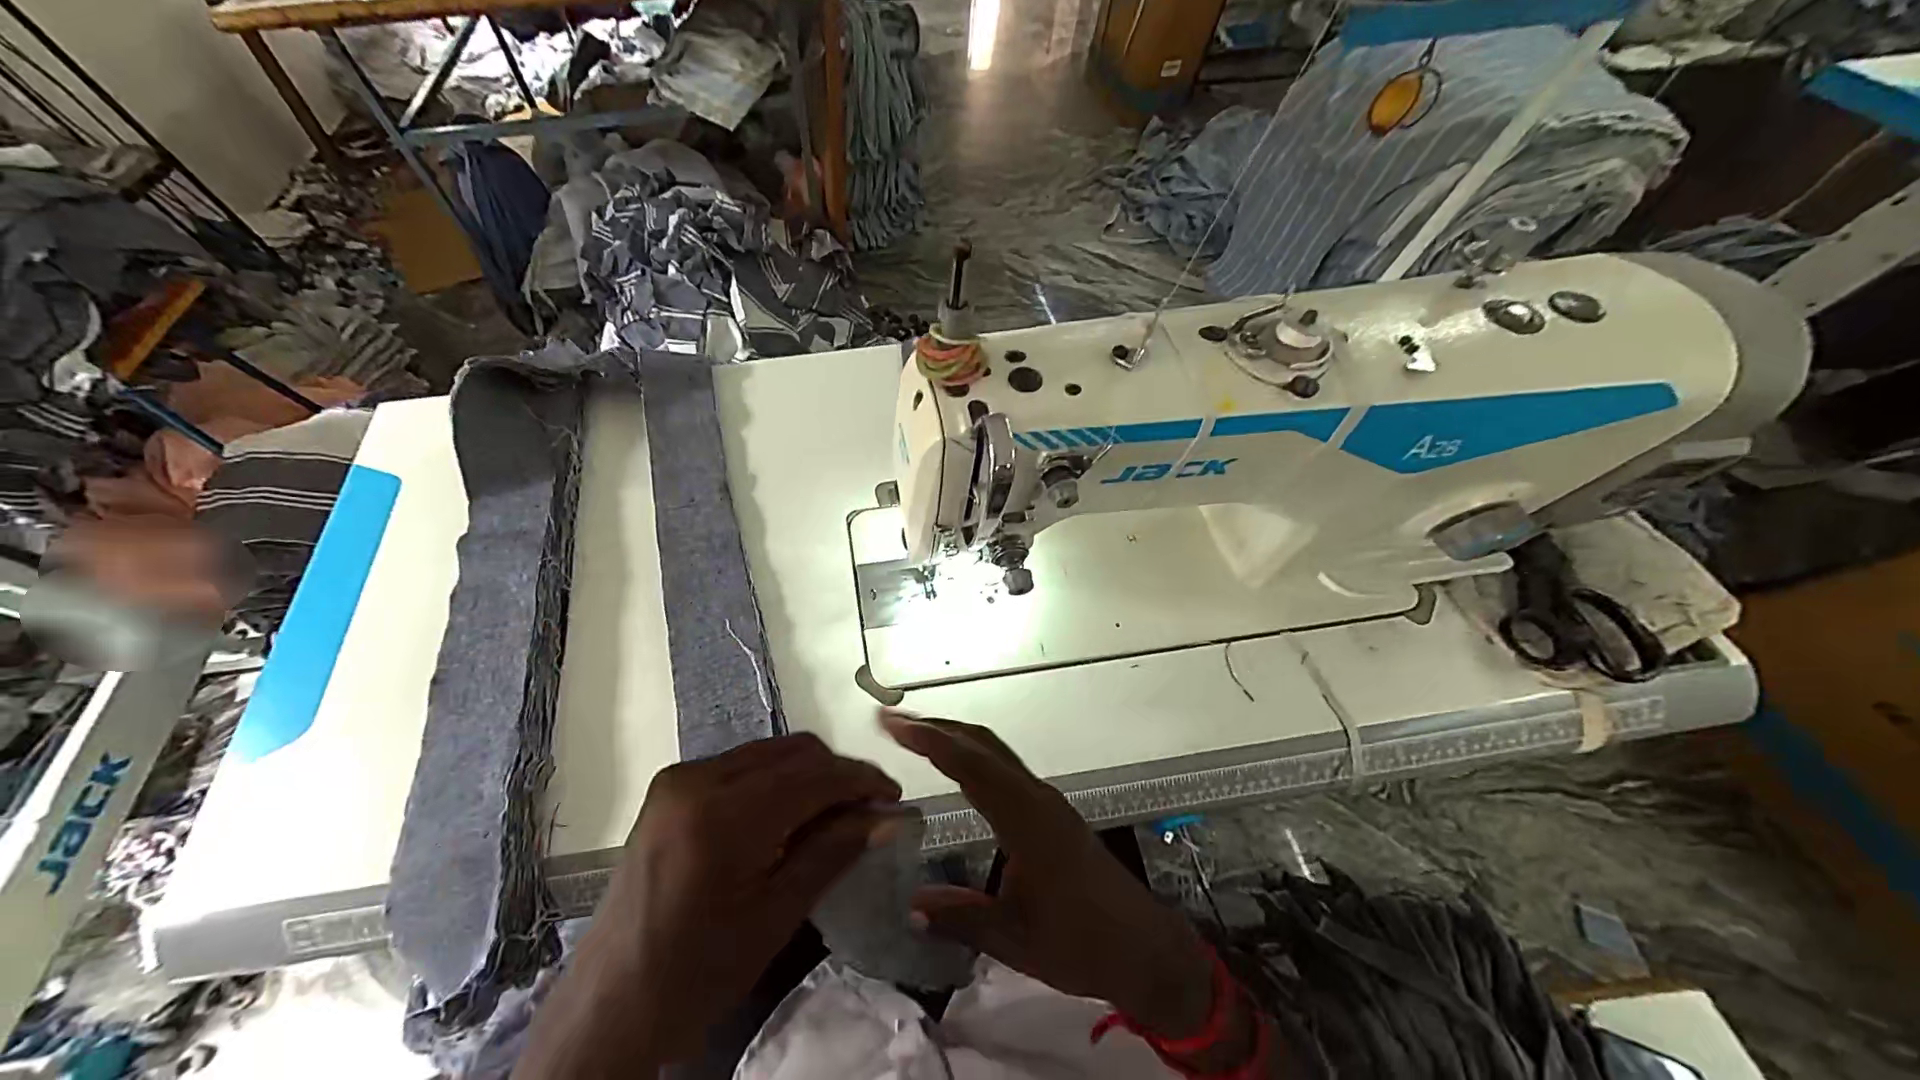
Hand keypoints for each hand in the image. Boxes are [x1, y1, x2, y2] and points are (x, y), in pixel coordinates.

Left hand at [514, 734, 901, 1077]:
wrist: (610, 1004)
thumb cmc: (698, 973)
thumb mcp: (776, 915)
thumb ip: (834, 851)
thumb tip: (888, 817)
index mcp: (723, 814)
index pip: (814, 775)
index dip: (862, 781)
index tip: (895, 798)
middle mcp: (697, 778)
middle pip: (793, 752)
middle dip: (838, 774)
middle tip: (869, 810)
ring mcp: (679, 779)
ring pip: (769, 753)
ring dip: (809, 775)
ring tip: (835, 814)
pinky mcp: (670, 789)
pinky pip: (741, 765)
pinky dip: (776, 780)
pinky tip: (790, 815)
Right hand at [880, 710, 1214, 1037]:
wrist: (1147, 950)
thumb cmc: (1083, 944)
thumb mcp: (1014, 939)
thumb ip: (959, 918)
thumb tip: (909, 904)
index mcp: (1027, 820)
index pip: (972, 766)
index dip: (931, 741)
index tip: (893, 724)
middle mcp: (1037, 799)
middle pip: (984, 746)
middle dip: (939, 728)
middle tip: (894, 723)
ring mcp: (1048, 803)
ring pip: (997, 754)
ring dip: (957, 739)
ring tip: (917, 737)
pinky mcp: (1053, 813)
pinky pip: (1006, 770)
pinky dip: (975, 757)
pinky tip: (959, 772)